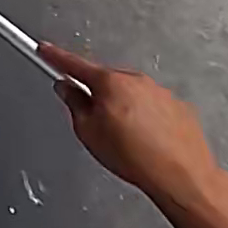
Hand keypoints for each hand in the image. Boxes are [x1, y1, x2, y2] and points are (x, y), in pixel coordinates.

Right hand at [39, 43, 225, 206]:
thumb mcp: (87, 131)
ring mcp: (159, 92)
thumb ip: (73, 103)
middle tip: (96, 122)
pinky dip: (146, 118)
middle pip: (104, 80)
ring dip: (123, 108)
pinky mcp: (178, 106)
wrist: (182, 177)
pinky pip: (152, 105)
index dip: (56, 57)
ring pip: (129, 93)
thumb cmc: (136, 157)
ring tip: (127, 140)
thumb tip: (68, 89)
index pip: (74, 64)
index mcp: (110, 82)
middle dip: (96, 95)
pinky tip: (146, 141)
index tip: (46, 49)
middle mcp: (135, 80)